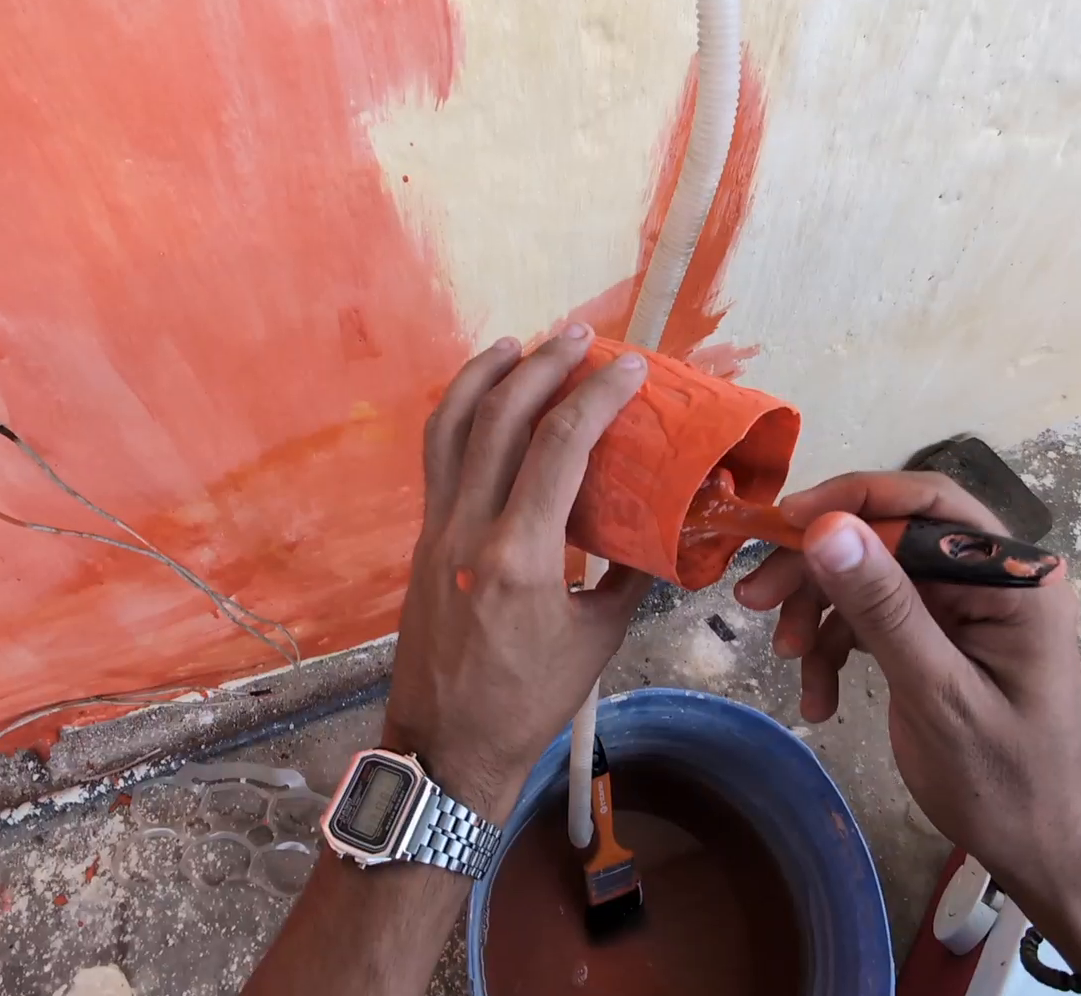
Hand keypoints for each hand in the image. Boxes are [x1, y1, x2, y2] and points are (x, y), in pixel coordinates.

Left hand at [382, 324, 653, 821]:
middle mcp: (469, 526)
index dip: (598, 396)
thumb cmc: (530, 701)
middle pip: (500, 419)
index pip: (560, 448)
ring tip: (518, 344)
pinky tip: (481, 399)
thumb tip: (658, 529)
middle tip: (579, 337)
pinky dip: (459, 413)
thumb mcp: (598, 639)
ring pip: (450, 426)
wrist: (446, 744)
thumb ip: (628, 575)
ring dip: (485, 375)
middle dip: (543, 366)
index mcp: (521, 555)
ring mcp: (436, 527)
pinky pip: (436, 456)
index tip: (630, 367)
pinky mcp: (422, 535)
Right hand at [733, 472, 1080, 900]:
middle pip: (882, 538)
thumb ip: (884, 606)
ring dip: (814, 613)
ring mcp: (953, 604)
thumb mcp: (937, 691)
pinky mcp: (927, 631)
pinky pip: (863, 617)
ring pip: (862, 575)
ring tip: (787, 659)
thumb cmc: (1002, 779)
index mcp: (1011, 577)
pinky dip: (830, 648)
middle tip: (754, 597)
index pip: (928, 502)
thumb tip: (825, 527)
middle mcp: (983, 577)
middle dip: (816, 568)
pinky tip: (818, 696)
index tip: (786, 522)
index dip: (853, 499)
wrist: (1030, 851)